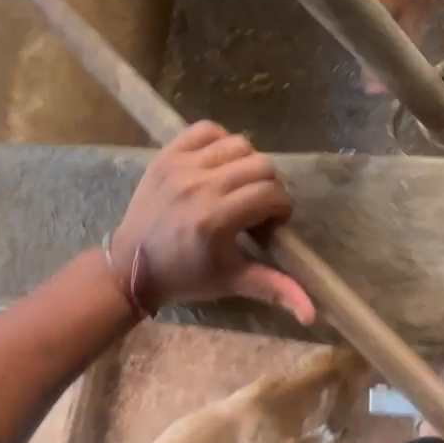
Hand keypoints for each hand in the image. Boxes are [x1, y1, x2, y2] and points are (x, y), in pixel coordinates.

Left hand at [109, 122, 315, 323]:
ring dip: (248, 163)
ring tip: (240, 184)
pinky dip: (220, 141)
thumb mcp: (232, 282)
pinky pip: (205, 129)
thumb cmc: (186, 276)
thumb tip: (313, 313)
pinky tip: (220, 163)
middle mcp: (200, 186)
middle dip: (269, 186)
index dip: (281, 208)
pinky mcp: (166, 154)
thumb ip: (275, 289)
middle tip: (258, 206)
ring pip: (239, 143)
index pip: (271, 194)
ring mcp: (181, 166)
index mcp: (217, 219)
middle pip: (261, 165)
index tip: (271, 224)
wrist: (130, 265)